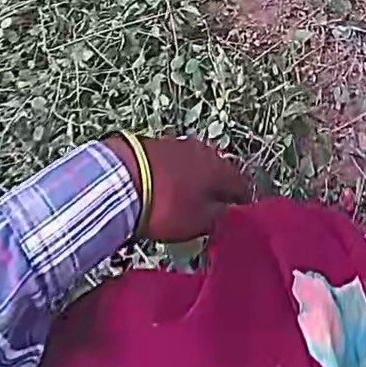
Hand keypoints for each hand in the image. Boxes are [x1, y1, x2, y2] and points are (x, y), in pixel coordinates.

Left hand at [101, 135, 251, 241]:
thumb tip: (231, 215)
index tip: (238, 221)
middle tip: (211, 216)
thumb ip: (220, 218)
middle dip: (217, 193)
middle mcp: (204, 150)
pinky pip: (175, 164)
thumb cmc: (166, 205)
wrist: (123, 177)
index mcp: (220, 168)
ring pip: (196, 167)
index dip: (243, 206)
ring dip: (195, 184)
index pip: (243, 186)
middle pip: (219, 174)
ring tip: (186, 205)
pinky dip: (176, 177)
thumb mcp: (199, 222)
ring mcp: (179, 144)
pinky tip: (166, 191)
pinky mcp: (157, 144)